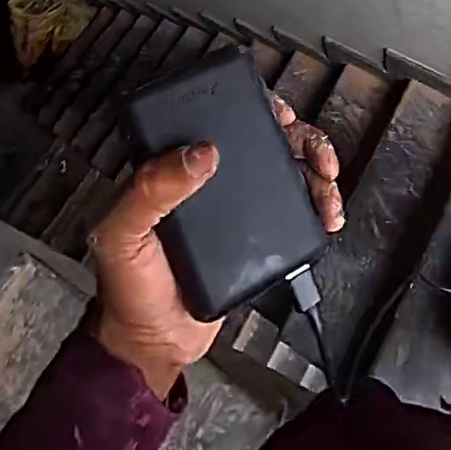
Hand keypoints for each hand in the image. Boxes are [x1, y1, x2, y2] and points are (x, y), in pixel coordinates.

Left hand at [87, 95, 341, 398]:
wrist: (156, 342)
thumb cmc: (129, 287)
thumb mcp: (124, 234)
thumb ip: (150, 190)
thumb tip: (197, 153)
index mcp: (177, 166)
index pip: (220, 118)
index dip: (256, 107)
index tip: (277, 113)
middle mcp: (213, 179)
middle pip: (268, 139)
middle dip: (303, 138)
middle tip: (316, 154)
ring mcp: (239, 205)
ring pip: (290, 169)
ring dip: (318, 170)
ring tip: (326, 185)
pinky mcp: (258, 234)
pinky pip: (296, 209)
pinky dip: (318, 205)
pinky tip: (324, 214)